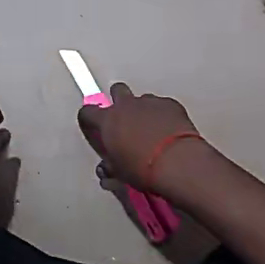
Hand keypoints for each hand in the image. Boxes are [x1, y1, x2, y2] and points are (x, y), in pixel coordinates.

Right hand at [76, 84, 204, 193]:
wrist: (177, 163)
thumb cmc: (142, 169)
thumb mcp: (120, 173)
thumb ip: (110, 167)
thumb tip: (107, 169)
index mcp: (107, 120)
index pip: (88, 112)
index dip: (89, 118)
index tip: (94, 126)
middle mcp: (126, 105)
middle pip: (117, 90)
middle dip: (119, 101)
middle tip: (125, 121)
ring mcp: (150, 102)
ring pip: (142, 99)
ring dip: (143, 111)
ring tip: (151, 130)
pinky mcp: (170, 104)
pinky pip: (163, 106)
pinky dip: (163, 115)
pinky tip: (169, 132)